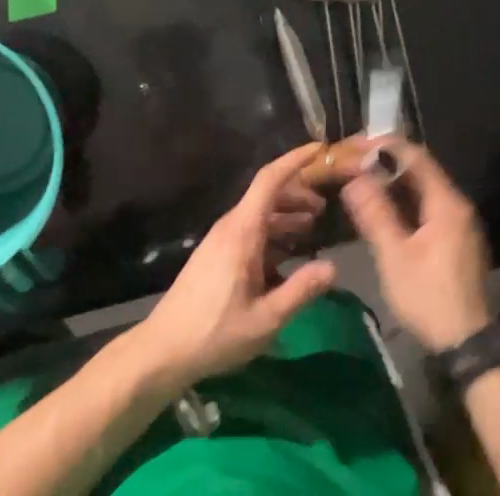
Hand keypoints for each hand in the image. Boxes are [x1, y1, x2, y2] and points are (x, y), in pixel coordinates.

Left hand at [132, 144, 337, 387]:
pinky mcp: (217, 256)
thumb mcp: (267, 319)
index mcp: (242, 232)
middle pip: (267, 195)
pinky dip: (274, 234)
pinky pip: (251, 233)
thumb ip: (301, 291)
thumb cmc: (216, 333)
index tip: (320, 150)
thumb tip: (333, 266)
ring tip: (314, 226)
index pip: (269, 180)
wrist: (165, 349)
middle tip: (327, 206)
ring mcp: (221, 241)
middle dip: (298, 193)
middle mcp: (230, 228)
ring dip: (287, 215)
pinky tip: (290, 254)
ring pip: (259, 215)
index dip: (295, 160)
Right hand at [341, 138, 491, 350]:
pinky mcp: (454, 239)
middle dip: (384, 162)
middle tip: (349, 160)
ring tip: (357, 178)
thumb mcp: (395, 256)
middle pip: (419, 170)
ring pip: (421, 188)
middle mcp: (457, 206)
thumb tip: (353, 178)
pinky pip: (425, 205)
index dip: (383, 146)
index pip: (416, 157)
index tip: (352, 144)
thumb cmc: (429, 298)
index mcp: (447, 204)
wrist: (466, 343)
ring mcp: (458, 223)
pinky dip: (401, 199)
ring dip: (391, 181)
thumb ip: (375, 214)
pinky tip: (378, 205)